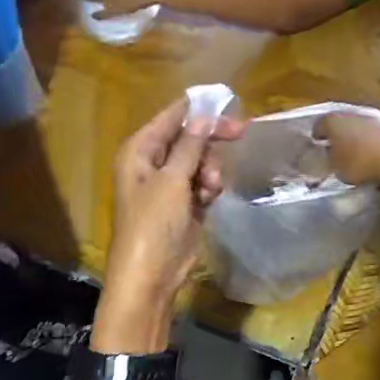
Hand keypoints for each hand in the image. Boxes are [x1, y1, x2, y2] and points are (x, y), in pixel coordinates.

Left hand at [97, 100, 245, 349]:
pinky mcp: (183, 205)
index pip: (170, 117)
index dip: (197, 109)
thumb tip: (203, 116)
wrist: (150, 275)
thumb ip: (190, 146)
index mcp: (139, 151)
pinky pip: (202, 184)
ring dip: (210, 170)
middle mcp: (151, 164)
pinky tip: (210, 199)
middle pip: (188, 138)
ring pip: (199, 162)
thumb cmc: (153, 224)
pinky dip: (208, 188)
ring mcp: (168, 186)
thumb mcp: (172, 181)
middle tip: (240, 133)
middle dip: (209, 142)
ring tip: (210, 188)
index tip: (228, 104)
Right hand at [315, 113, 379, 188]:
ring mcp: (371, 120)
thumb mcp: (334, 167)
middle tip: (331, 148)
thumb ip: (328, 159)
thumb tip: (327, 155)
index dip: (316, 135)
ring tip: (350, 153)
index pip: (319, 124)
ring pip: (356, 128)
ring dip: (352, 138)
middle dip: (335, 134)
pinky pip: (370, 136)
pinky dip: (366, 143)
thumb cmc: (357, 163)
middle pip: (339, 123)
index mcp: (333, 121)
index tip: (316, 144)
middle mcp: (350, 115)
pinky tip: (366, 155)